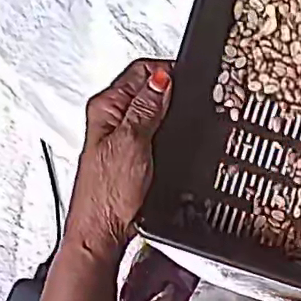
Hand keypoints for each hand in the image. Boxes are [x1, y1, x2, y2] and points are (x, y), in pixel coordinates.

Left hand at [66, 59, 172, 258]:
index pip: (141, 71)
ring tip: (190, 110)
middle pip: (147, 89)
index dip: (167, 70)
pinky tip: (178, 135)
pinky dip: (168, 130)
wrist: (103, 230)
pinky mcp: (133, 157)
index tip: (192, 78)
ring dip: (171, 110)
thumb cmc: (107, 193)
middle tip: (196, 92)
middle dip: (172, 88)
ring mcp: (123, 138)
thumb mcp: (132, 142)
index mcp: (106, 107)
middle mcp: (112, 119)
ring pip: (153, 111)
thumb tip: (162, 79)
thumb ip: (147, 108)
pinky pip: (154, 133)